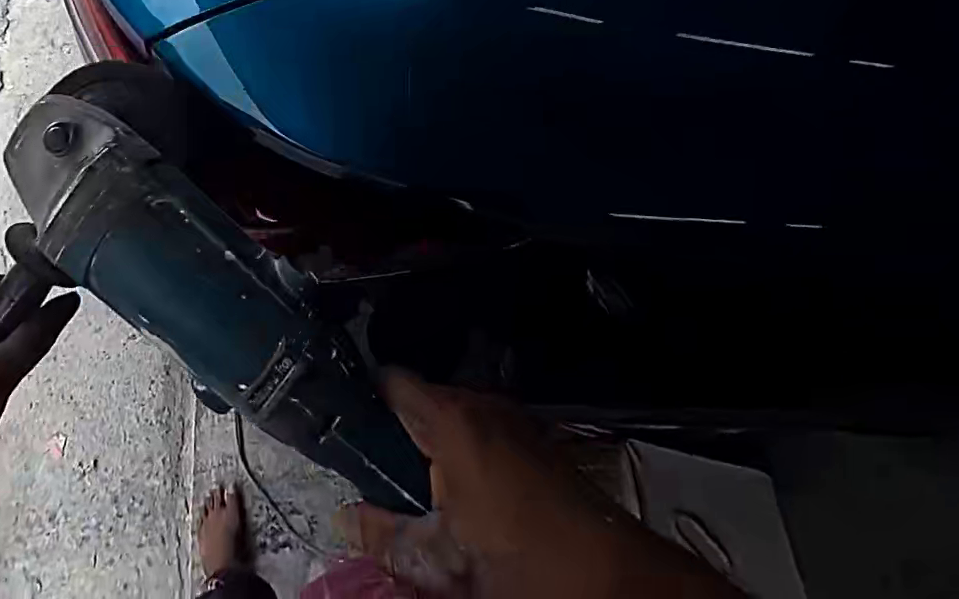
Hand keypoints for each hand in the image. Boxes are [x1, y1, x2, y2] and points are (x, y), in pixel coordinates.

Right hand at [336, 371, 739, 598]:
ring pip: (450, 418)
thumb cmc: (520, 561)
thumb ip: (386, 537)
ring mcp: (508, 416)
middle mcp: (479, 402)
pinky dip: (462, 452)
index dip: (364, 397)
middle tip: (381, 478)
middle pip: (419, 402)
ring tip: (421, 492)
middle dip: (398, 436)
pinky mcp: (529, 435)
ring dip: (432, 447)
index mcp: (450, 417)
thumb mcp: (443, 561)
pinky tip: (465, 497)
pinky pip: (479, 429)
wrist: (615, 577)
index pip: (391, 381)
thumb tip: (344, 518)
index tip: (345, 426)